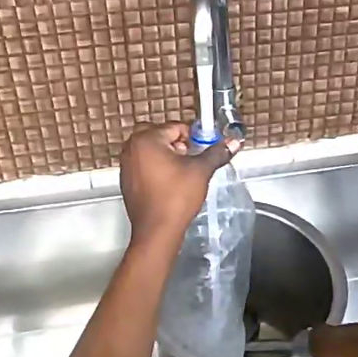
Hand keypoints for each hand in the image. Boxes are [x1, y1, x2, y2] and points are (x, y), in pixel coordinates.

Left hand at [118, 123, 237, 254]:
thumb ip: (216, 153)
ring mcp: (126, 162)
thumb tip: (232, 143)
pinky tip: (168, 181)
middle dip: (177, 143)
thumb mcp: (200, 171)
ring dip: (166, 153)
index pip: (174, 126)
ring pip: (150, 148)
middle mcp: (131, 147)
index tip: (201, 147)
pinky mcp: (126, 177)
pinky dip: (155, 165)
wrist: (156, 230)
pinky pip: (142, 162)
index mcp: (146, 139)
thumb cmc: (175, 198)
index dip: (192, 136)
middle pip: (160, 134)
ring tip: (181, 171)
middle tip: (190, 158)